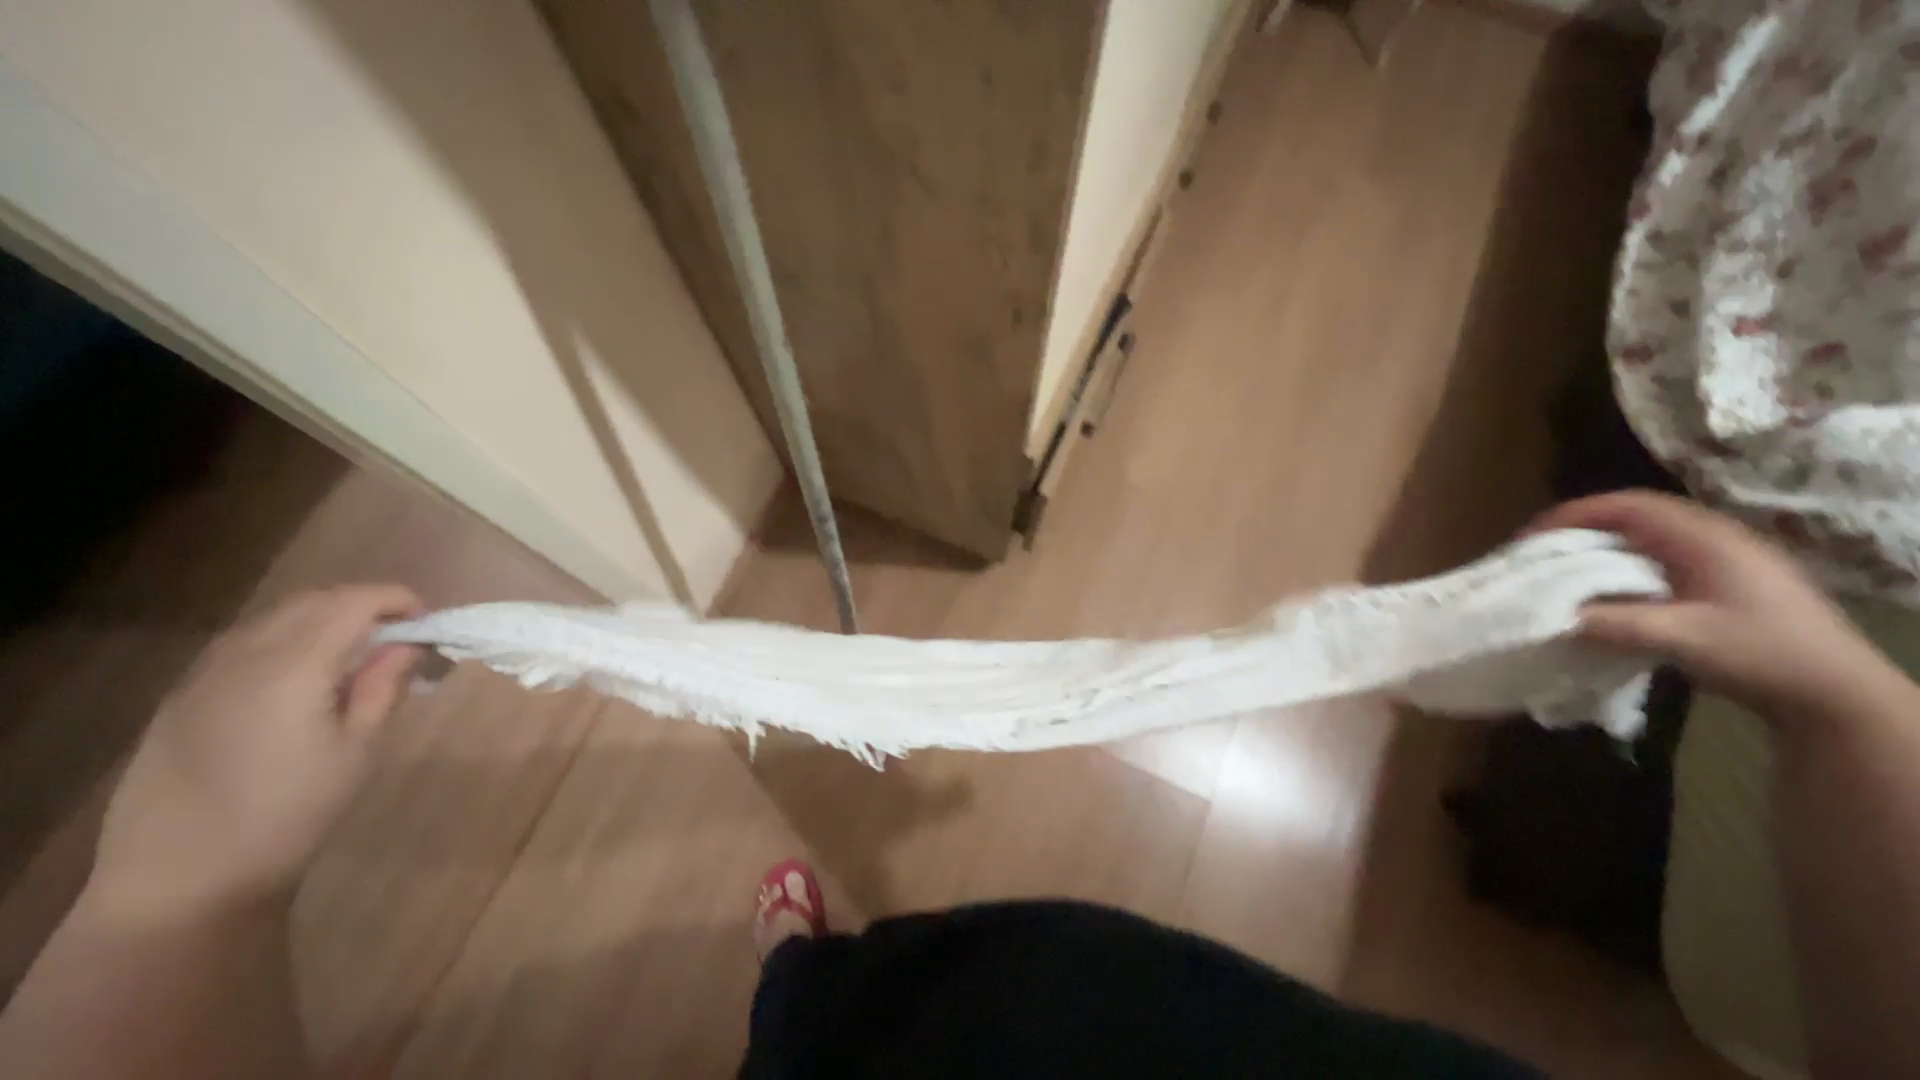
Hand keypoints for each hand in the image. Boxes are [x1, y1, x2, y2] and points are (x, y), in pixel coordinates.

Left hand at [86, 586, 424, 919]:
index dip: (397, 600)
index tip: (428, 621)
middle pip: (312, 602)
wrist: (182, 877)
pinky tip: (300, 676)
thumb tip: (407, 645)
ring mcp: (204, 673)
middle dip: (362, 605)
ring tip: (355, 653)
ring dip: (322, 619)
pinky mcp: (182, 696)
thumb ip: (383, 688)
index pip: (353, 603)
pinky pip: (243, 643)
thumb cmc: (289, 815)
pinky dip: (285, 639)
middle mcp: (244, 654)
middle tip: (400, 636)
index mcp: (293, 665)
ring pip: (274, 618)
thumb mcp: (357, 753)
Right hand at [1534, 491, 1901, 722]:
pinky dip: (1622, 572)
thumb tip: (1553, 616)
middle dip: (1581, 533)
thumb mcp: (1683, 640)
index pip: (1628, 506)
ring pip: (1646, 542)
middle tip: (1539, 556)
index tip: (1532, 538)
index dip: (1575, 515)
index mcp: (1705, 538)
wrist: (1836, 694)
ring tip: (1563, 575)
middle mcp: (1714, 539)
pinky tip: (1607, 598)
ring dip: (1601, 553)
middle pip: (1634, 519)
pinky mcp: (1724, 586)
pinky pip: (1659, 564)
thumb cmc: (1762, 655)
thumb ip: (1616, 624)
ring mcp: (1723, 562)